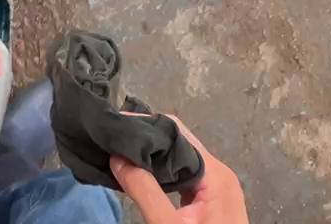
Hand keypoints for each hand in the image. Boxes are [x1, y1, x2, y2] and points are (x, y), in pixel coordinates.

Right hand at [110, 116, 247, 223]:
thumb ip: (144, 191)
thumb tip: (116, 157)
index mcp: (215, 174)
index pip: (176, 133)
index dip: (144, 126)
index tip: (114, 127)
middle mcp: (218, 174)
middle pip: (177, 143)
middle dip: (144, 140)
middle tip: (111, 139)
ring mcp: (216, 189)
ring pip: (177, 160)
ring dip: (150, 158)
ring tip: (119, 154)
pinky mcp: (209, 203)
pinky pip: (181, 177)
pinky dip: (160, 174)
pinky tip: (139, 176)